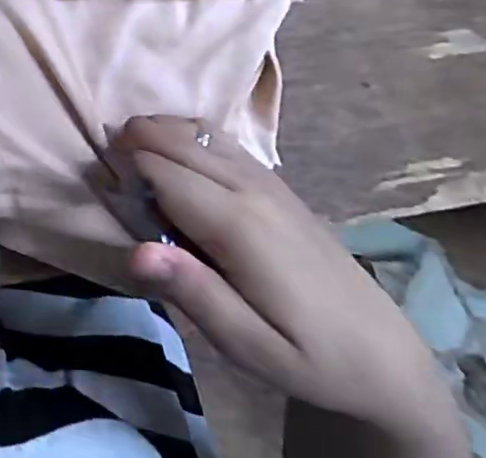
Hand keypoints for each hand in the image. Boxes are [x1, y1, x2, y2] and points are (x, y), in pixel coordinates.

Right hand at [114, 117, 466, 457]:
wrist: (382, 352)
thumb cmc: (308, 356)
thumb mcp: (250, 347)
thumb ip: (192, 294)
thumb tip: (135, 251)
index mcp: (237, 224)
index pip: (163, 171)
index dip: (125, 168)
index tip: (103, 184)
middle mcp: (249, 187)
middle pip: (176, 140)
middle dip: (134, 139)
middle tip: (106, 162)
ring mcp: (265, 178)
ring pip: (197, 130)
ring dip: (157, 129)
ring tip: (129, 148)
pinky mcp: (274, 180)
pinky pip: (219, 136)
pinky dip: (184, 130)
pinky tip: (171, 146)